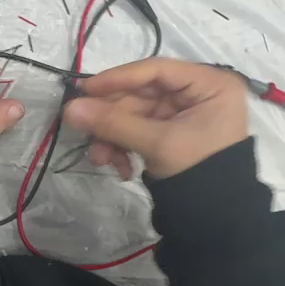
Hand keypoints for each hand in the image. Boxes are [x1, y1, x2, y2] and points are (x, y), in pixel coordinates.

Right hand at [61, 58, 246, 179]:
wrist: (216, 215)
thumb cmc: (198, 170)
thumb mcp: (158, 143)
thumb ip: (114, 123)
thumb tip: (69, 109)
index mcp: (209, 84)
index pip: (156, 70)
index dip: (118, 78)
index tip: (85, 89)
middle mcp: (196, 93)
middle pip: (139, 95)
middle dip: (111, 119)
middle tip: (84, 132)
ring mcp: (182, 114)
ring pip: (133, 115)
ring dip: (112, 137)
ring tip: (101, 161)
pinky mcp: (169, 132)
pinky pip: (137, 130)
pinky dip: (123, 146)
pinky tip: (120, 168)